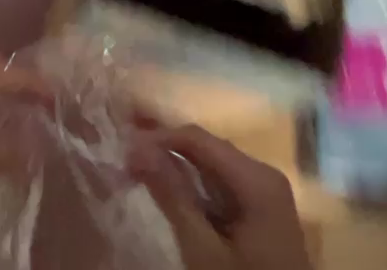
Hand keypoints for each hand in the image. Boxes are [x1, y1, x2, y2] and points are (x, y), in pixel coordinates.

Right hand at [133, 125, 309, 269]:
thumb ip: (171, 195)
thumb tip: (136, 147)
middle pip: (205, 147)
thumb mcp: (203, 250)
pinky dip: (192, 183)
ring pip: (211, 164)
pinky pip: (220, 184)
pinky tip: (168, 183)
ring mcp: (264, 192)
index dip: (157, 136)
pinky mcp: (260, 210)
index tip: (122, 146)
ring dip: (175, 161)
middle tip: (124, 144)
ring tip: (138, 160)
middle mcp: (263, 174)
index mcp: (256, 178)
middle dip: (164, 144)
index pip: (197, 139)